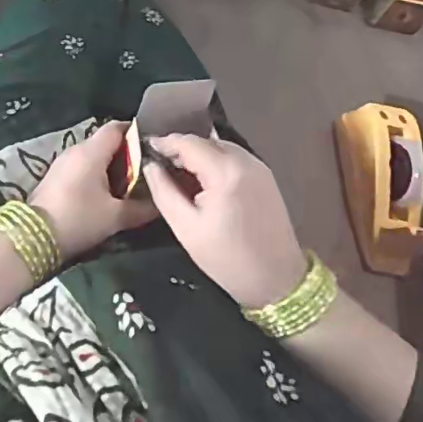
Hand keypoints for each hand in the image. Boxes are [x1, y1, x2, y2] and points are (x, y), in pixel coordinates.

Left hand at [28, 122, 158, 259]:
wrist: (33, 238)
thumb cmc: (79, 219)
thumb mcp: (115, 217)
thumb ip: (142, 208)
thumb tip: (161, 204)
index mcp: (92, 152)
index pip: (116, 127)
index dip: (135, 132)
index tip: (151, 147)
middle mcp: (76, 150)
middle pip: (105, 142)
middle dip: (126, 154)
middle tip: (145, 172)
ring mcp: (62, 163)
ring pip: (93, 156)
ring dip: (110, 167)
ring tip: (128, 186)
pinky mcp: (54, 177)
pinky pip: (81, 167)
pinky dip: (96, 175)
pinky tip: (105, 195)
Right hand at [145, 135, 307, 308]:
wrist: (277, 280)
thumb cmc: (227, 259)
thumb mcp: (186, 227)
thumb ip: (164, 191)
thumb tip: (150, 165)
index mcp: (226, 171)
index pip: (188, 142)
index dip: (164, 142)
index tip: (145, 148)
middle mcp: (245, 160)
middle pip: (204, 140)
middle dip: (180, 148)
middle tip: (158, 163)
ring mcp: (258, 166)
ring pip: (219, 146)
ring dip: (198, 154)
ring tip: (177, 172)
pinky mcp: (265, 175)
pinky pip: (232, 157)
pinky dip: (214, 161)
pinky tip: (203, 180)